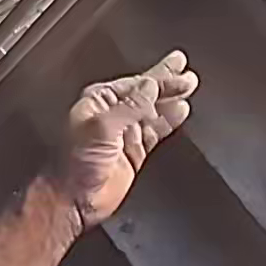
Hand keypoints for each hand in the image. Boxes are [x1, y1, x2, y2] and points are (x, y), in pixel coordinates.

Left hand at [52, 50, 197, 231]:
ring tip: (190, 85)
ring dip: (171, 99)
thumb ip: (130, 106)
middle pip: (146, 93)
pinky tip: (180, 111)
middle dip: (167, 82)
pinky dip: (169, 120)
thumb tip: (150, 86)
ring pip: (153, 110)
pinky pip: (155, 131)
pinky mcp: (134, 151)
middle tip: (187, 74)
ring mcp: (124, 133)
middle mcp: (111, 114)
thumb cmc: (75, 162)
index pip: (134, 83)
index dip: (158, 75)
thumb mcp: (102, 127)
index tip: (177, 66)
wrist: (75, 199)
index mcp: (98, 102)